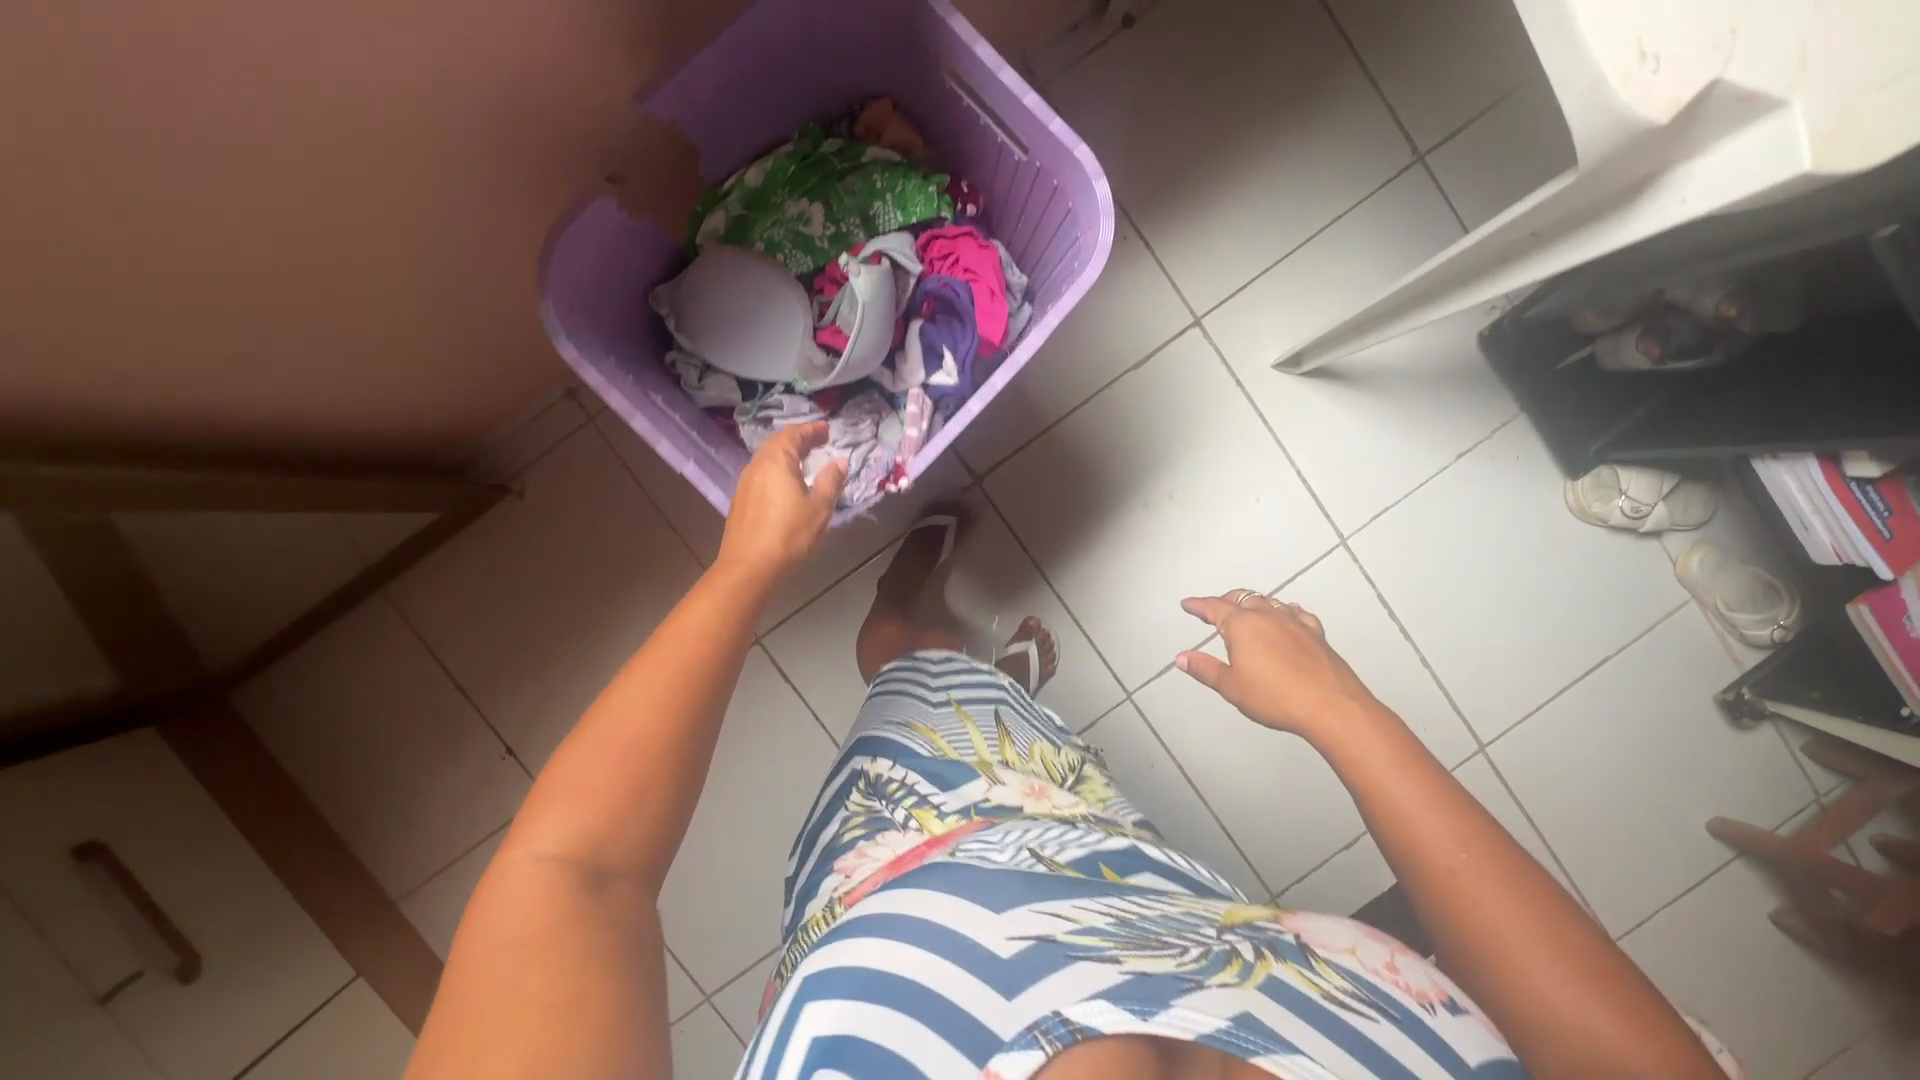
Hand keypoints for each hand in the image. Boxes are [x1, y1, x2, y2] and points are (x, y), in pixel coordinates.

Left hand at [716, 423, 845, 581]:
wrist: (749, 566)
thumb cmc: (789, 534)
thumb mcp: (819, 507)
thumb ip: (831, 481)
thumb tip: (840, 461)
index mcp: (776, 461)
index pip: (793, 434)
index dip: (811, 430)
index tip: (827, 430)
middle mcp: (757, 465)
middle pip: (778, 444)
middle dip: (799, 440)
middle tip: (819, 442)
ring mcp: (745, 483)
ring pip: (768, 459)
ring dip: (787, 455)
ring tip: (806, 461)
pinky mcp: (741, 500)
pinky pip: (762, 474)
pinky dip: (778, 470)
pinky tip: (787, 483)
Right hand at [1175, 591, 1380, 737]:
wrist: (1330, 706)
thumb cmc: (1274, 697)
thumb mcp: (1232, 686)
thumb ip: (1205, 669)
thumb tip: (1182, 657)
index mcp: (1243, 625)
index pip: (1214, 608)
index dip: (1199, 605)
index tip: (1188, 604)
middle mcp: (1268, 616)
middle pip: (1243, 598)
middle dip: (1225, 601)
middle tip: (1214, 609)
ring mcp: (1294, 622)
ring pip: (1269, 602)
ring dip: (1254, 603)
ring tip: (1246, 611)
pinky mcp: (1315, 633)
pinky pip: (1296, 613)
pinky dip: (1284, 611)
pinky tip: (1286, 618)